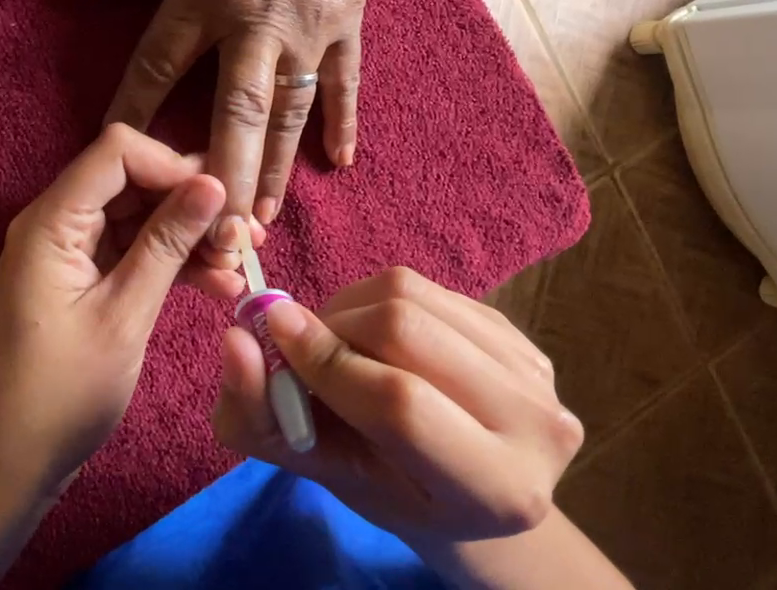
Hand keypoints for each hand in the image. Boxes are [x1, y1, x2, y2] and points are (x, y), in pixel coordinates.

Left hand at [0, 124, 227, 500]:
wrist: (10, 464)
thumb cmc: (62, 394)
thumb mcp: (124, 315)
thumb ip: (167, 243)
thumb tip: (211, 184)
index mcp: (53, 221)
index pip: (118, 151)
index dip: (173, 165)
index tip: (222, 200)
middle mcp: (57, 222)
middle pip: (133, 181)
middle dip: (191, 201)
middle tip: (245, 235)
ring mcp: (70, 251)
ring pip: (140, 216)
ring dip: (190, 235)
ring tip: (240, 263)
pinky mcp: (83, 278)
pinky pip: (133, 250)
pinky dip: (173, 262)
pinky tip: (219, 284)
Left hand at [71, 0, 413, 228]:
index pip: (159, 65)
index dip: (131, 113)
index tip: (113, 159)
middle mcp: (261, 23)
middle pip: (235, 114)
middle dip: (220, 177)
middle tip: (209, 232)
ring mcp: (313, 31)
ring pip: (289, 116)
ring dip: (272, 170)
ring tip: (258, 218)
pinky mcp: (349, 25)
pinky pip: (345, 86)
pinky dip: (341, 125)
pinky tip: (337, 165)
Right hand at [212, 267, 582, 544]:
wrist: (462, 484)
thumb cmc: (387, 489)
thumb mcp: (322, 470)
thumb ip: (264, 416)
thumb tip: (237, 337)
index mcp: (496, 489)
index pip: (401, 405)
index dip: (327, 363)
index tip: (269, 333)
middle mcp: (539, 427)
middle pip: (407, 332)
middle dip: (335, 328)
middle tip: (303, 345)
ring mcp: (536, 372)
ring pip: (412, 296)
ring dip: (352, 308)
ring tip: (341, 344)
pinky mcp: (519, 331)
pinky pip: (426, 286)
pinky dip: (377, 300)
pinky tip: (376, 337)